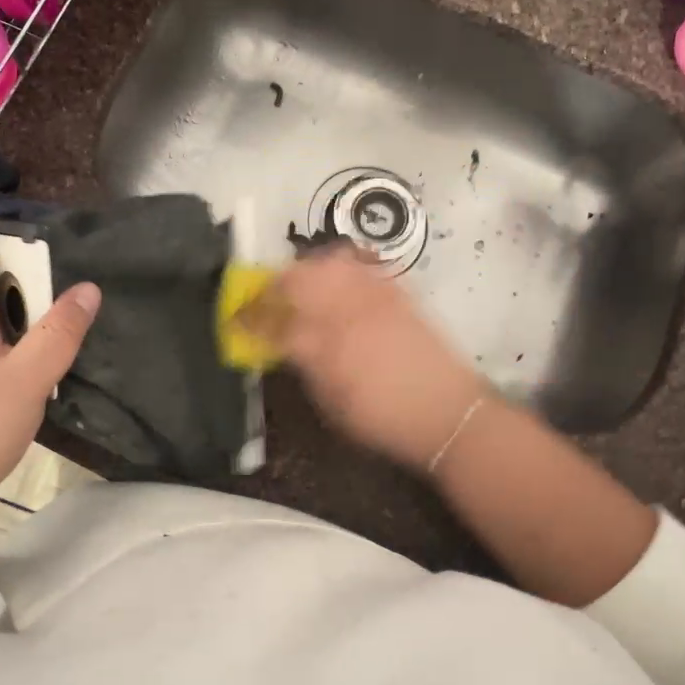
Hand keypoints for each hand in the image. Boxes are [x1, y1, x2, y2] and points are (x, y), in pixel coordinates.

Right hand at [263, 249, 488, 471]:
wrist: (448, 412)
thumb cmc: (384, 422)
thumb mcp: (332, 407)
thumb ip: (304, 370)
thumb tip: (284, 347)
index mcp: (324, 349)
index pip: (274, 323)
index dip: (250, 319)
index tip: (237, 319)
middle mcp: (346, 314)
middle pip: (299, 279)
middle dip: (275, 284)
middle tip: (267, 296)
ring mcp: (374, 297)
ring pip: (330, 263)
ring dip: (307, 269)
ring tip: (301, 282)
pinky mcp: (398, 291)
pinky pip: (364, 264)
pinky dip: (344, 264)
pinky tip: (339, 276)